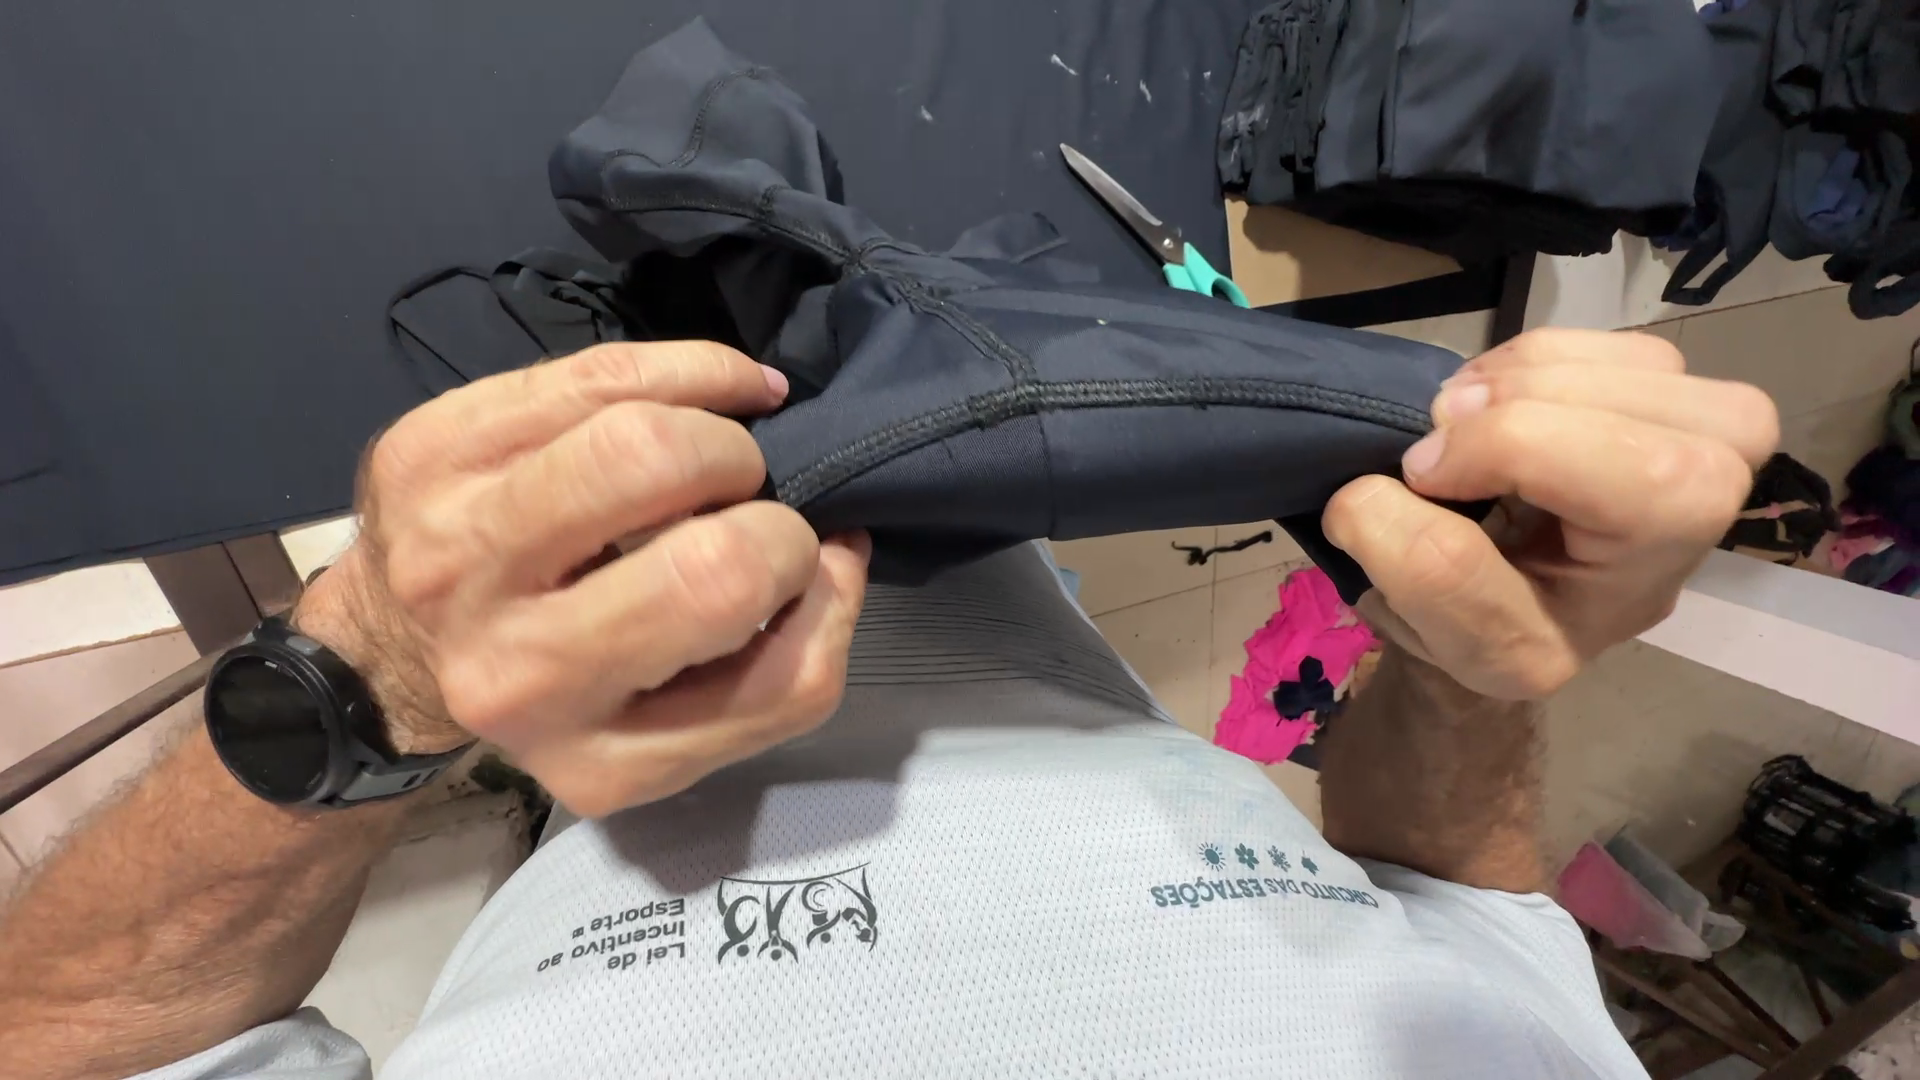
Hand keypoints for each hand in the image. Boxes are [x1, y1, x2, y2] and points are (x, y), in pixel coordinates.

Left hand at [293, 342, 869, 815]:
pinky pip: (599, 374)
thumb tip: (836, 544)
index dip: (828, 601)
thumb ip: (791, 661)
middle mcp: (517, 671)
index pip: (784, 674)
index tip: (811, 568)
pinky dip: (696, 370)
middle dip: (778, 523)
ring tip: (729, 459)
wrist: (397, 649)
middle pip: (715, 568)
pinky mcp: (431, 448)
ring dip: (729, 443)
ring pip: (646, 450)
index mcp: (602, 754)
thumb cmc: (573, 685)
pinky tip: (728, 389)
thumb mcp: (689, 731)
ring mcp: (460, 551)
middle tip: (759, 515)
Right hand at [1322, 328, 1777, 699]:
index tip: (1416, 477)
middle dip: (1534, 404)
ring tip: (1457, 414)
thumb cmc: (1459, 628)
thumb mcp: (1433, 629)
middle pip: (1688, 419)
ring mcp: (1686, 456)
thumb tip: (1374, 482)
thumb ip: (1410, 561)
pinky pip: (1618, 347)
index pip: (1651, 494)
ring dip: (1530, 375)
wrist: (1472, 610)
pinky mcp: (1653, 411)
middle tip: (1438, 430)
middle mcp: (1700, 523)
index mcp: (1640, 591)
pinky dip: (1534, 355)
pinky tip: (1487, 398)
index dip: (1510, 452)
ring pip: (1654, 368)